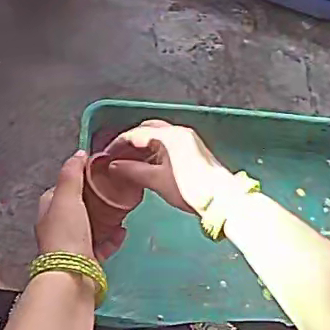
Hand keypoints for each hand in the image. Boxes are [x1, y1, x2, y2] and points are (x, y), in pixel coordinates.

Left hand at [37, 151, 122, 260]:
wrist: (73, 275)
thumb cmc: (66, 232)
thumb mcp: (67, 196)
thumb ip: (71, 173)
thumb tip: (79, 153)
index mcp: (49, 208)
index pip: (63, 187)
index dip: (78, 177)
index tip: (97, 171)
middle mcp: (58, 225)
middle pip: (80, 206)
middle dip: (97, 198)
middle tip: (114, 190)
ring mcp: (73, 243)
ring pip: (92, 224)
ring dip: (107, 217)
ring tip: (122, 208)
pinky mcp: (88, 259)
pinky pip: (103, 243)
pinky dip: (113, 237)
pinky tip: (123, 230)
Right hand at [104, 121, 232, 216]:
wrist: (222, 200)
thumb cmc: (189, 188)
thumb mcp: (157, 180)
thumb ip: (133, 171)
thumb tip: (114, 166)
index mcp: (169, 136)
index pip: (136, 134)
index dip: (118, 144)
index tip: (106, 155)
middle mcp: (179, 131)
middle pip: (147, 129)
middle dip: (130, 140)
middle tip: (117, 155)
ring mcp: (188, 139)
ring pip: (158, 136)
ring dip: (142, 146)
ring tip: (128, 161)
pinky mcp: (193, 149)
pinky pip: (167, 143)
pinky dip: (154, 150)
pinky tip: (146, 164)